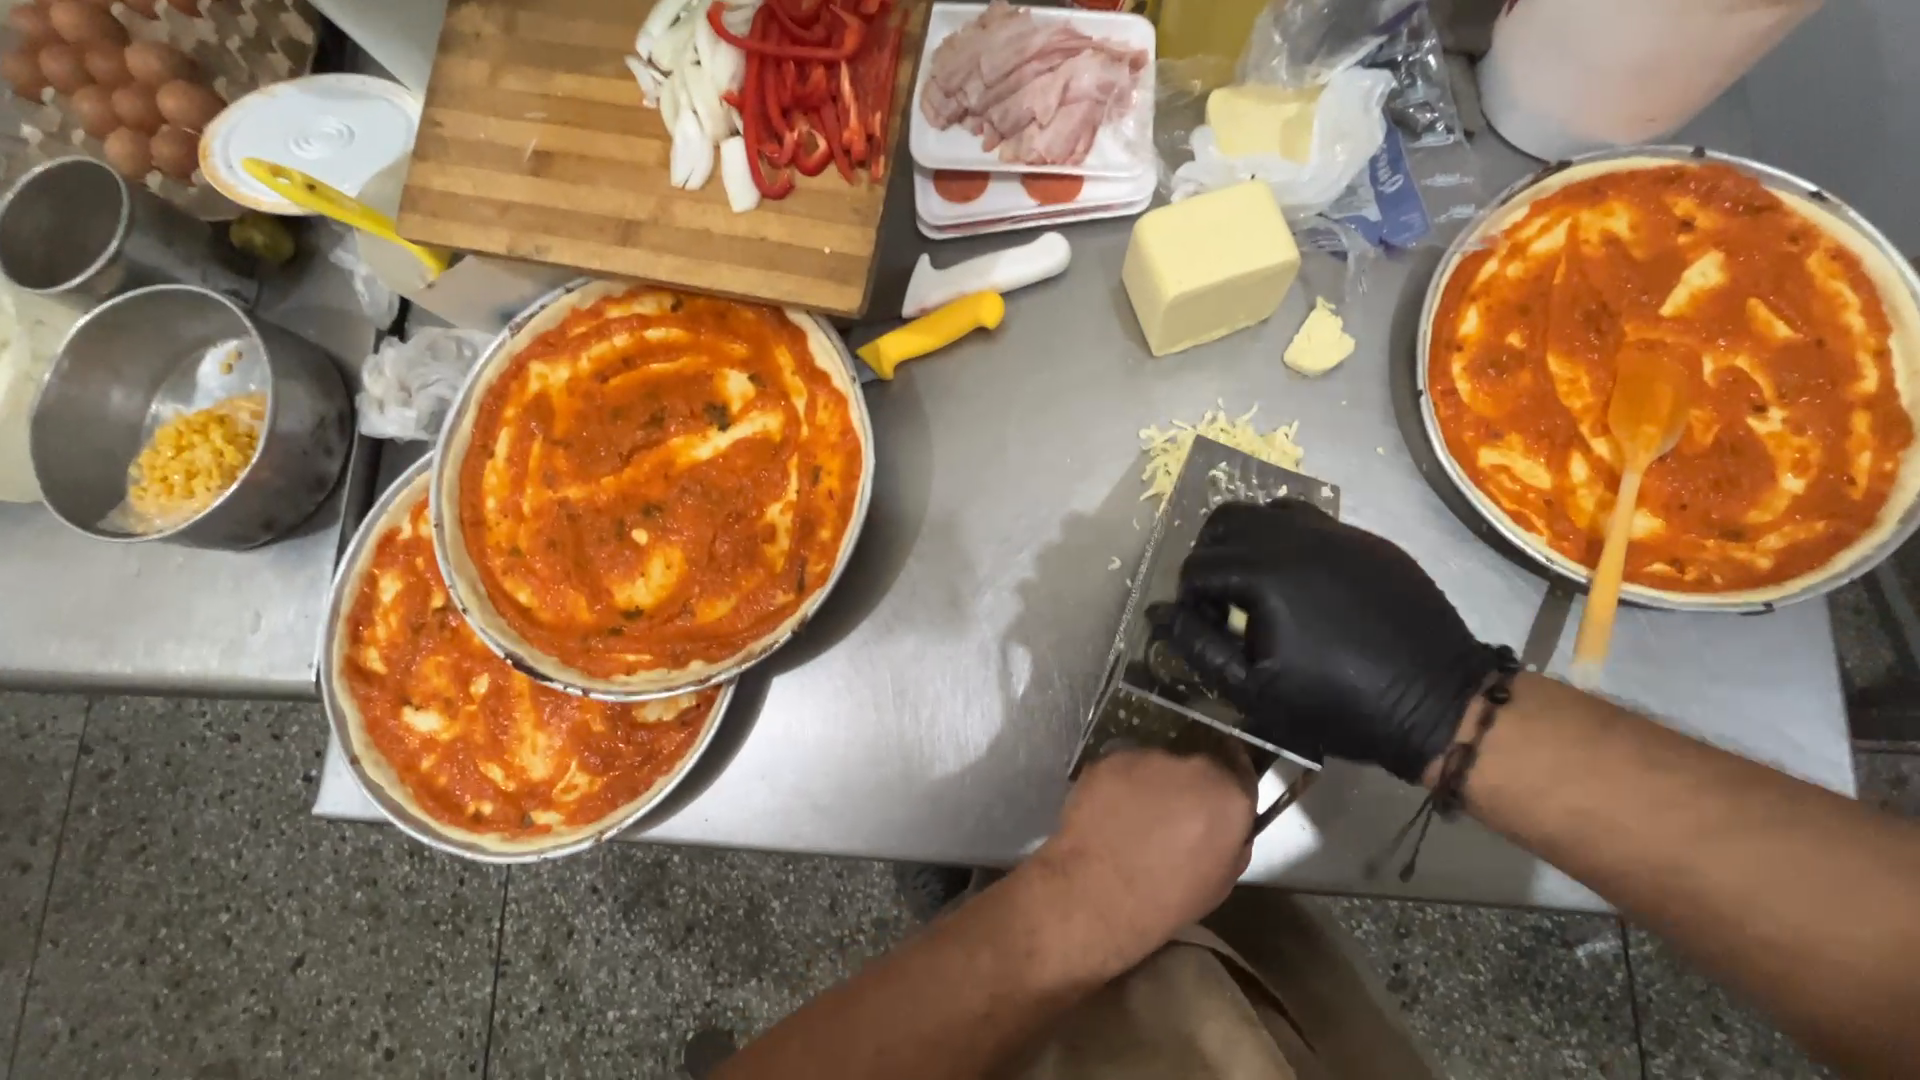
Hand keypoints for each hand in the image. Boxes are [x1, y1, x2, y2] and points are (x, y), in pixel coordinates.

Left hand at [1026, 749, 1253, 973]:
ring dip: (1151, 785)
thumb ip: (1231, 834)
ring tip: (1134, 819)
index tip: (1218, 791)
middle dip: (1188, 786)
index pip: (1240, 769)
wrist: (1100, 892)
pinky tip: (1108, 813)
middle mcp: (1192, 766)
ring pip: (1156, 765)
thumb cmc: (1170, 897)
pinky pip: (1122, 769)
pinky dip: (1119, 786)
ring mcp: (1147, 758)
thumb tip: (1222, 818)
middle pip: (1196, 766)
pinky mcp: (1109, 759)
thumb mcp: (1224, 876)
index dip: (1230, 779)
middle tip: (1171, 816)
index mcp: (1228, 794)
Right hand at [1151, 500, 1501, 783]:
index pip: (1196, 567)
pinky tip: (1301, 582)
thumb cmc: (1337, 704)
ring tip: (1256, 583)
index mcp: (1263, 574)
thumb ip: (1198, 646)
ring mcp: (1336, 533)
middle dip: (1209, 557)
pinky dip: (1288, 540)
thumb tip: (1160, 614)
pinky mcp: (1366, 540)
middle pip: (1224, 522)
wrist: (1435, 703)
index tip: (1205, 630)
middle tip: (1220, 599)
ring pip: (1267, 510)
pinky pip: (1311, 521)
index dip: (1188, 601)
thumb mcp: (1253, 689)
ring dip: (1246, 540)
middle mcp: (1295, 538)